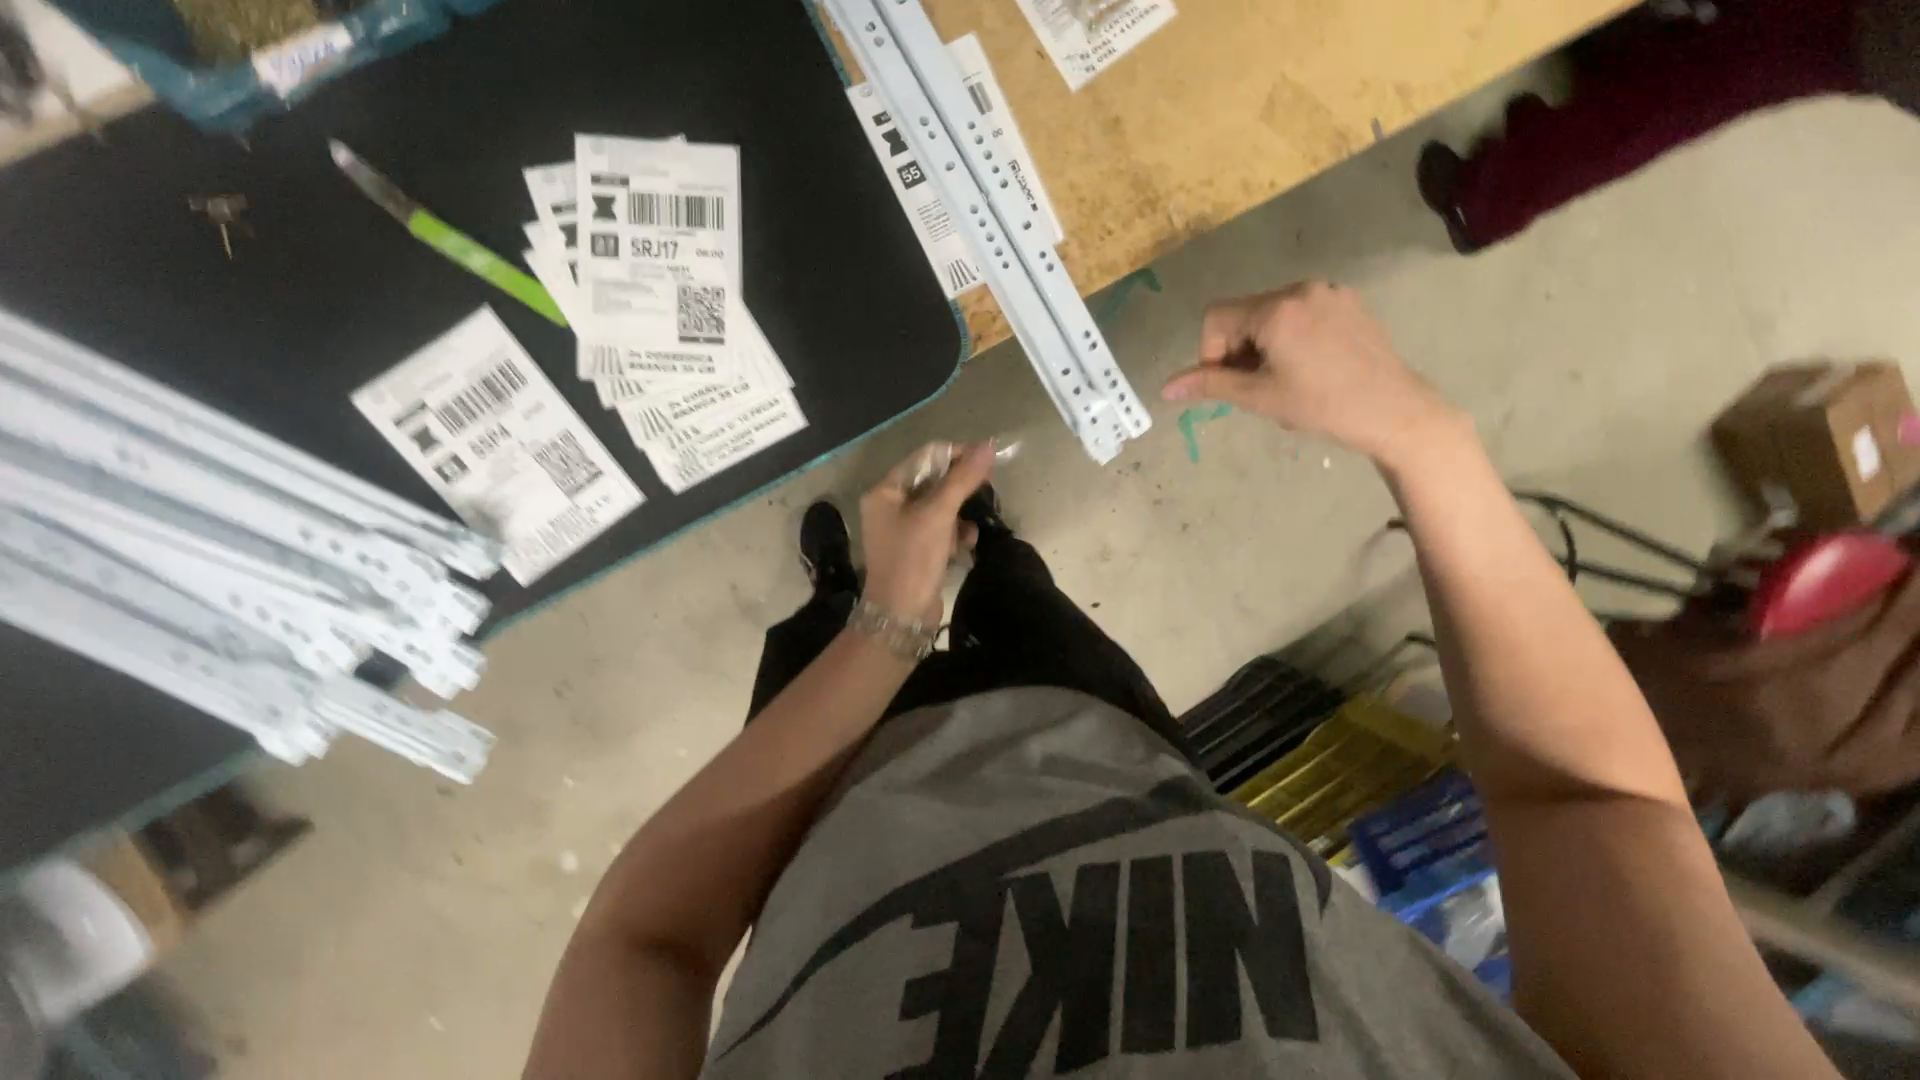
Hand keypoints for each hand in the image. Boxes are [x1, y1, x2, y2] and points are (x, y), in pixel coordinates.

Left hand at [857, 441, 994, 624]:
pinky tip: (964, 546)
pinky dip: (954, 534)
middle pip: (933, 482)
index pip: (924, 458)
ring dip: (959, 515)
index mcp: (885, 491)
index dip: (955, 455)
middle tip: (985, 491)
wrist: (901, 615)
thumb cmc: (913, 558)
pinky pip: (941, 530)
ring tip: (968, 531)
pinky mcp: (916, 550)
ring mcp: (902, 529)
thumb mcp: (938, 514)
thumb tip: (987, 446)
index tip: (986, 462)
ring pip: (940, 507)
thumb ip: (962, 479)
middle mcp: (890, 506)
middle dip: (959, 489)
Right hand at [1160, 282, 1463, 462]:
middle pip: (1245, 314)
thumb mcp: (1259, 396)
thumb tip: (1165, 388)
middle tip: (1257, 387)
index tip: (1230, 383)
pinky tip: (1309, 368)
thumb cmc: (1321, 406)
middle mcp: (1302, 289)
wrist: (1394, 411)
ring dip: (1263, 345)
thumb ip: (1209, 384)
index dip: (1210, 352)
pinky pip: (1302, 314)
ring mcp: (1330, 293)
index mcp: (1277, 308)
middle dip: (1239, 350)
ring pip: (1273, 314)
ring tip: (1284, 379)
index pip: (1216, 317)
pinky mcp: (1350, 304)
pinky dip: (1291, 337)